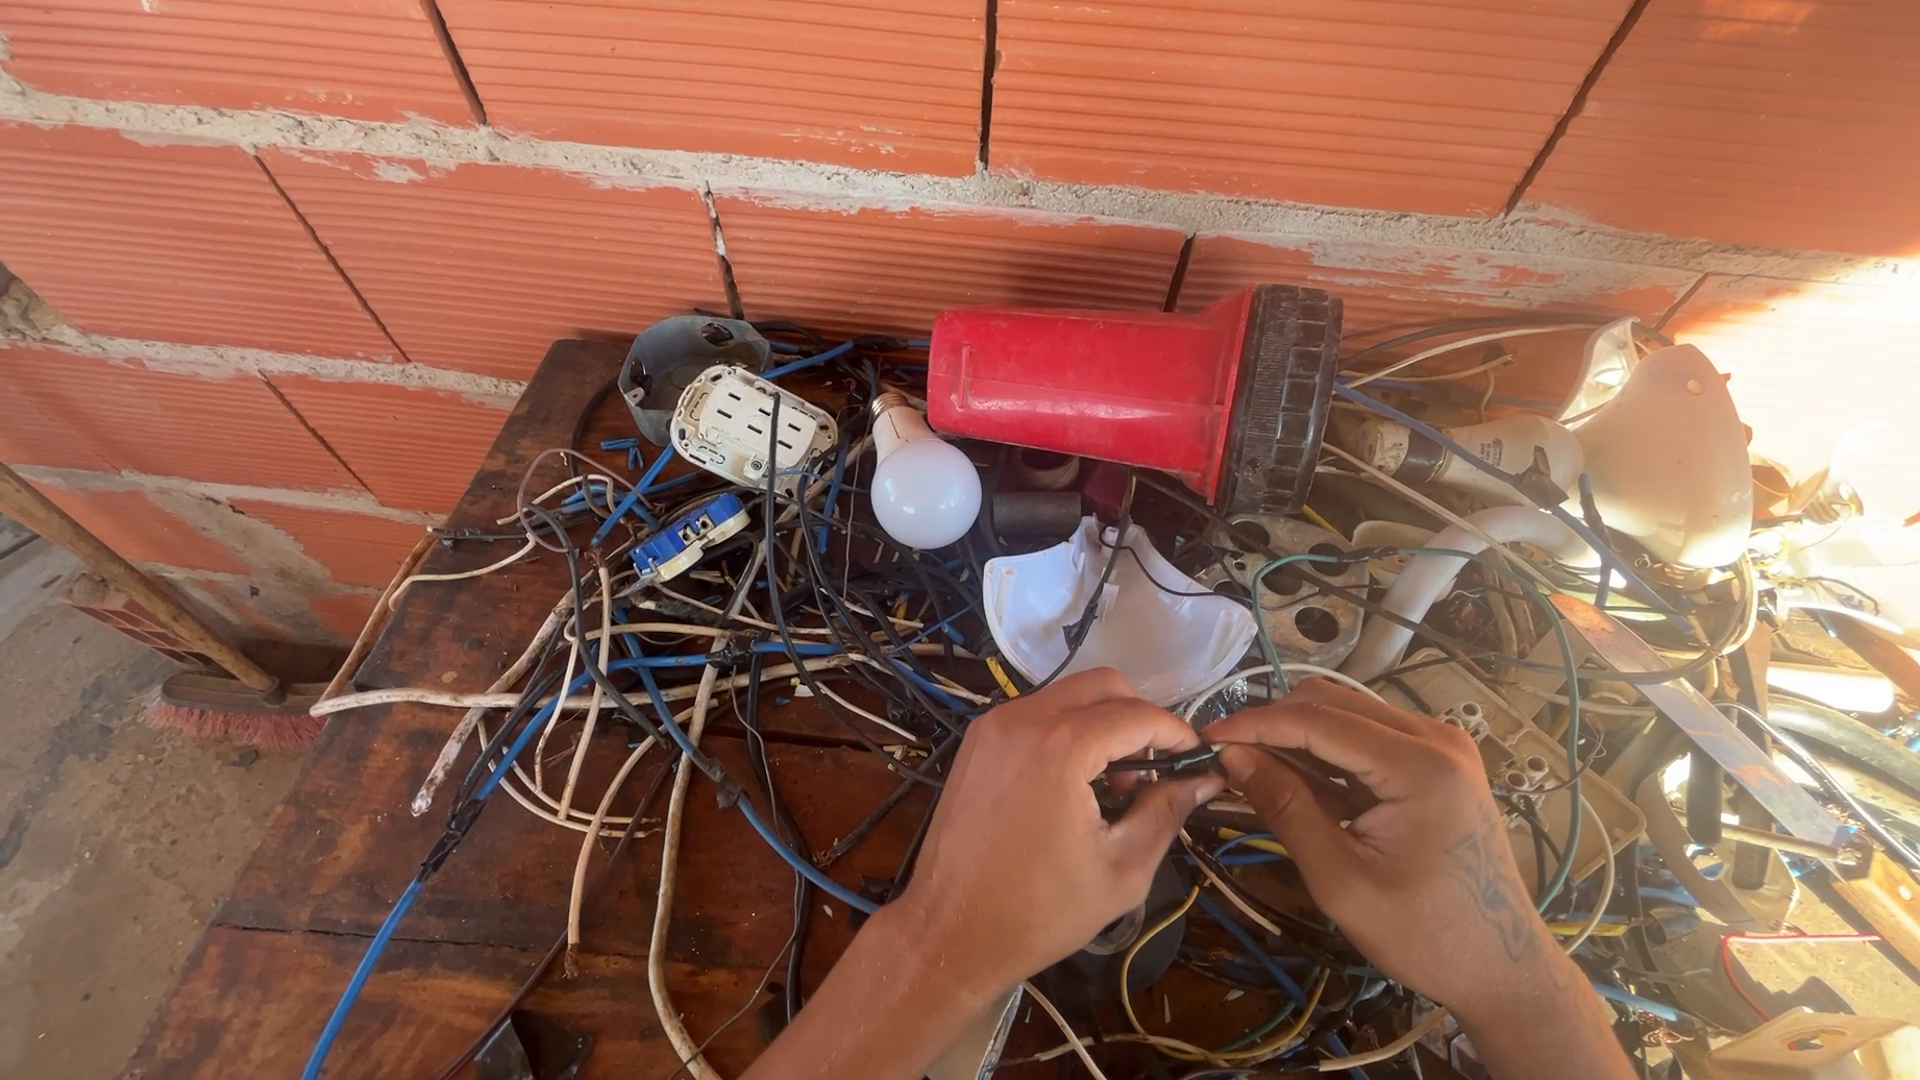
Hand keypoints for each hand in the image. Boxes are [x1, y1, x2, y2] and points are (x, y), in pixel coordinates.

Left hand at [892, 668, 1225, 996]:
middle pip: (1102, 684)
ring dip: (1102, 721)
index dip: (1176, 732)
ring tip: (1113, 783)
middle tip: (1152, 769)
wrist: (951, 930)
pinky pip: (1036, 711)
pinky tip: (1073, 779)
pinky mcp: (977, 739)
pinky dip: (1066, 728)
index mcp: (1060, 745)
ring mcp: (994, 724)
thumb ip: (1166, 811)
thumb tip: (1204, 777)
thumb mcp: (1121, 869)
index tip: (1197, 758)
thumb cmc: (1039, 910)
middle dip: (1138, 716)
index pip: (1137, 714)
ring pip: (1067, 693)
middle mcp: (1023, 718)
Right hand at [1203, 679, 1555, 1021]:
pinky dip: (1324, 747)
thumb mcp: (1340, 879)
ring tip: (1261, 772)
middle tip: (1230, 758)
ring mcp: (1441, 744)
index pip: (1317, 720)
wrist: (1505, 970)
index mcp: (1421, 767)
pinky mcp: (1437, 757)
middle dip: (1273, 724)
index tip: (1207, 737)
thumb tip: (1230, 754)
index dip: (1255, 724)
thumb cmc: (1423, 934)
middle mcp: (1436, 738)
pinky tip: (1305, 782)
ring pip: (1344, 709)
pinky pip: (1363, 730)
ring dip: (1296, 733)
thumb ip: (1284, 807)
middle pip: (1330, 700)